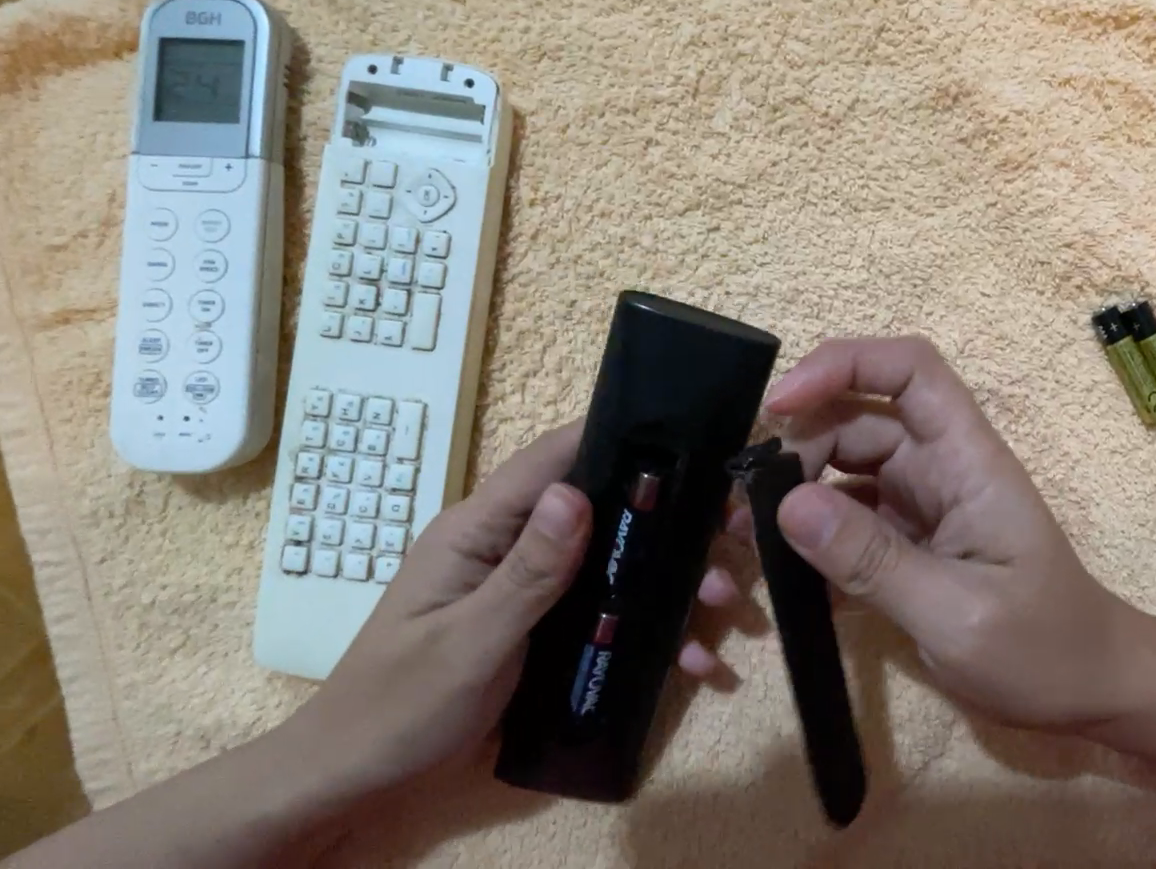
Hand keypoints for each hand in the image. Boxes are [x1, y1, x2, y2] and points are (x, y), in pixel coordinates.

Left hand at [282, 420, 740, 798]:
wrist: (354, 783)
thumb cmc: (397, 707)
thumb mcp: (465, 643)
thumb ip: (525, 571)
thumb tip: (577, 492)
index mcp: (482, 529)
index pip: (555, 458)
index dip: (621, 439)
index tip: (693, 444)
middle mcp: (516, 544)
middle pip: (609, 507)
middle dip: (676, 519)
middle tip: (734, 531)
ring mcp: (539, 584)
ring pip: (624, 559)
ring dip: (678, 578)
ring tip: (725, 601)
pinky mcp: (554, 622)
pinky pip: (616, 609)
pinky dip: (658, 630)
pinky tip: (694, 659)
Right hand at [764, 336, 1148, 730]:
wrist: (1086, 688)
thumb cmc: (1041, 646)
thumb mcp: (955, 614)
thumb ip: (872, 560)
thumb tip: (787, 505)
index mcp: (967, 459)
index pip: (911, 370)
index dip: (844, 365)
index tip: (779, 406)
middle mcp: (940, 467)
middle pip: (858, 421)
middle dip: (798, 450)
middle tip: (747, 510)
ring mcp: (922, 503)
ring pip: (843, 471)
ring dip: (793, 498)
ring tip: (744, 542)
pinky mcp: (907, 542)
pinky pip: (847, 522)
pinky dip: (810, 541)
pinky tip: (778, 579)